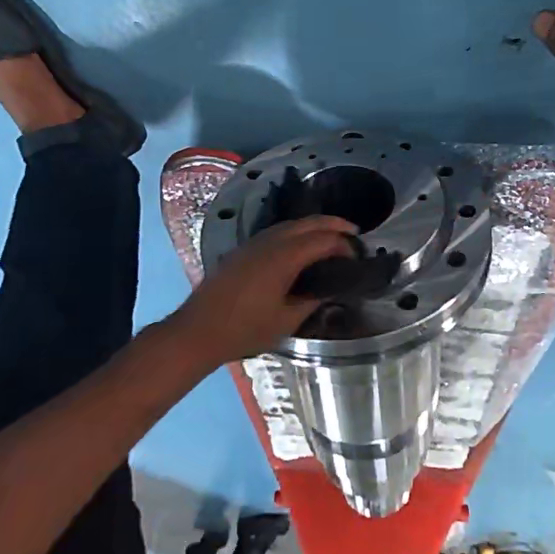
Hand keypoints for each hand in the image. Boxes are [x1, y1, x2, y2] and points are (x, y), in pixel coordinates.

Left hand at [168, 215, 358, 367]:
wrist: (197, 331)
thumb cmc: (244, 329)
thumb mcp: (286, 320)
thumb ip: (312, 301)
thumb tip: (330, 289)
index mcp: (283, 257)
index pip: (322, 240)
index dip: (343, 245)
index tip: (357, 257)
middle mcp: (270, 242)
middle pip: (308, 223)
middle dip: (333, 224)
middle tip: (354, 233)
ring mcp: (254, 243)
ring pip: (291, 224)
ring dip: (314, 226)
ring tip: (332, 238)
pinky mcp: (243, 250)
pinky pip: (277, 232)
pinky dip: (297, 233)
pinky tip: (302, 248)